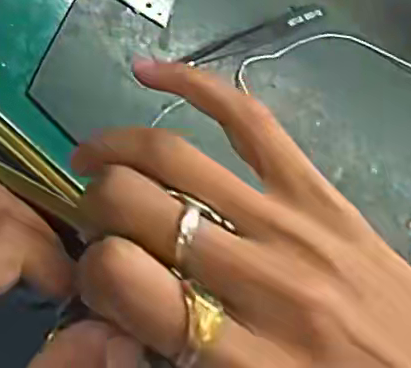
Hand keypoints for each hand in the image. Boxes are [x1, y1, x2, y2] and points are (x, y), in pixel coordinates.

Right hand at [70, 59, 410, 367]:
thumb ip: (171, 362)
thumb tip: (106, 309)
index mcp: (252, 360)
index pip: (127, 281)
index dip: (90, 270)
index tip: (93, 276)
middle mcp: (267, 284)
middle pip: (137, 205)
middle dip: (93, 205)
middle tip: (90, 218)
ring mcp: (295, 226)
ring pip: (172, 157)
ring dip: (113, 149)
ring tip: (90, 158)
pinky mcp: (321, 192)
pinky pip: (246, 120)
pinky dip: (191, 83)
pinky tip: (146, 71)